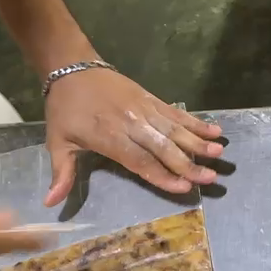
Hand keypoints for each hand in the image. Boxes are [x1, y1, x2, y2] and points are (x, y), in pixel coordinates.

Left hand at [42, 69, 222, 205]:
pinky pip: (176, 113)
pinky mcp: (152, 99)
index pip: (140, 160)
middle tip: (210, 178)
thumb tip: (51, 203)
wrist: (72, 67)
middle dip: (188, 164)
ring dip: (198, 142)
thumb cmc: (65, 109)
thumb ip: (62, 173)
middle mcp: (131, 124)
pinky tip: (214, 131)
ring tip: (219, 154)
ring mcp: (144, 109)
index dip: (162, 175)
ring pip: (175, 128)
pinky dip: (196, 122)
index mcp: (109, 137)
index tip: (183, 187)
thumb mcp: (57, 141)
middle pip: (164, 147)